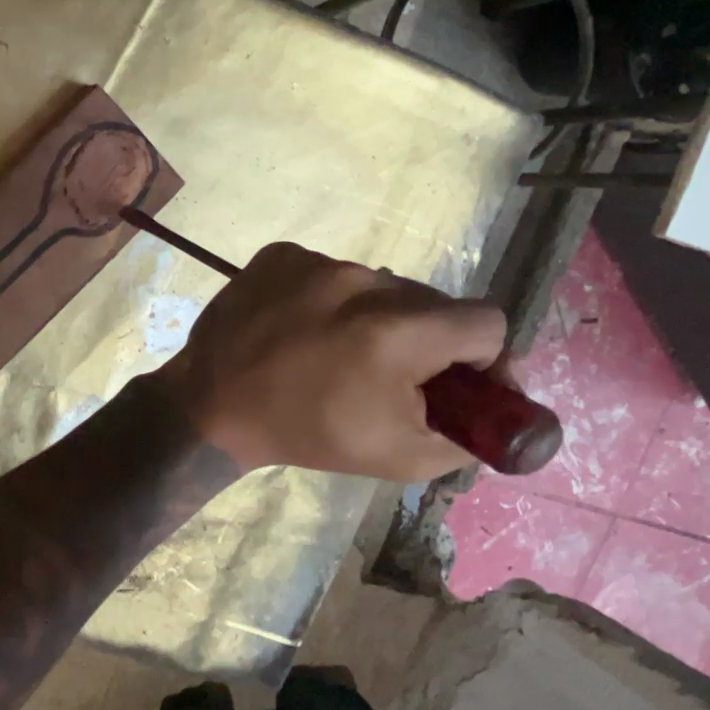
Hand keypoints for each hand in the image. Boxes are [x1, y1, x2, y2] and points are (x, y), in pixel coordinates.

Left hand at [149, 242, 506, 483]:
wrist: (211, 406)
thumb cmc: (306, 433)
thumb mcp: (404, 455)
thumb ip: (470, 433)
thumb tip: (498, 409)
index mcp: (398, 328)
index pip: (485, 321)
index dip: (483, 358)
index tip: (457, 383)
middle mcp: (361, 281)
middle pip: (430, 301)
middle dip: (426, 339)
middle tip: (391, 374)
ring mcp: (315, 262)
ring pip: (377, 286)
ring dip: (374, 316)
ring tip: (337, 351)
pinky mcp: (278, 254)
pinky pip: (329, 272)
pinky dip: (327, 299)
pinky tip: (302, 329)